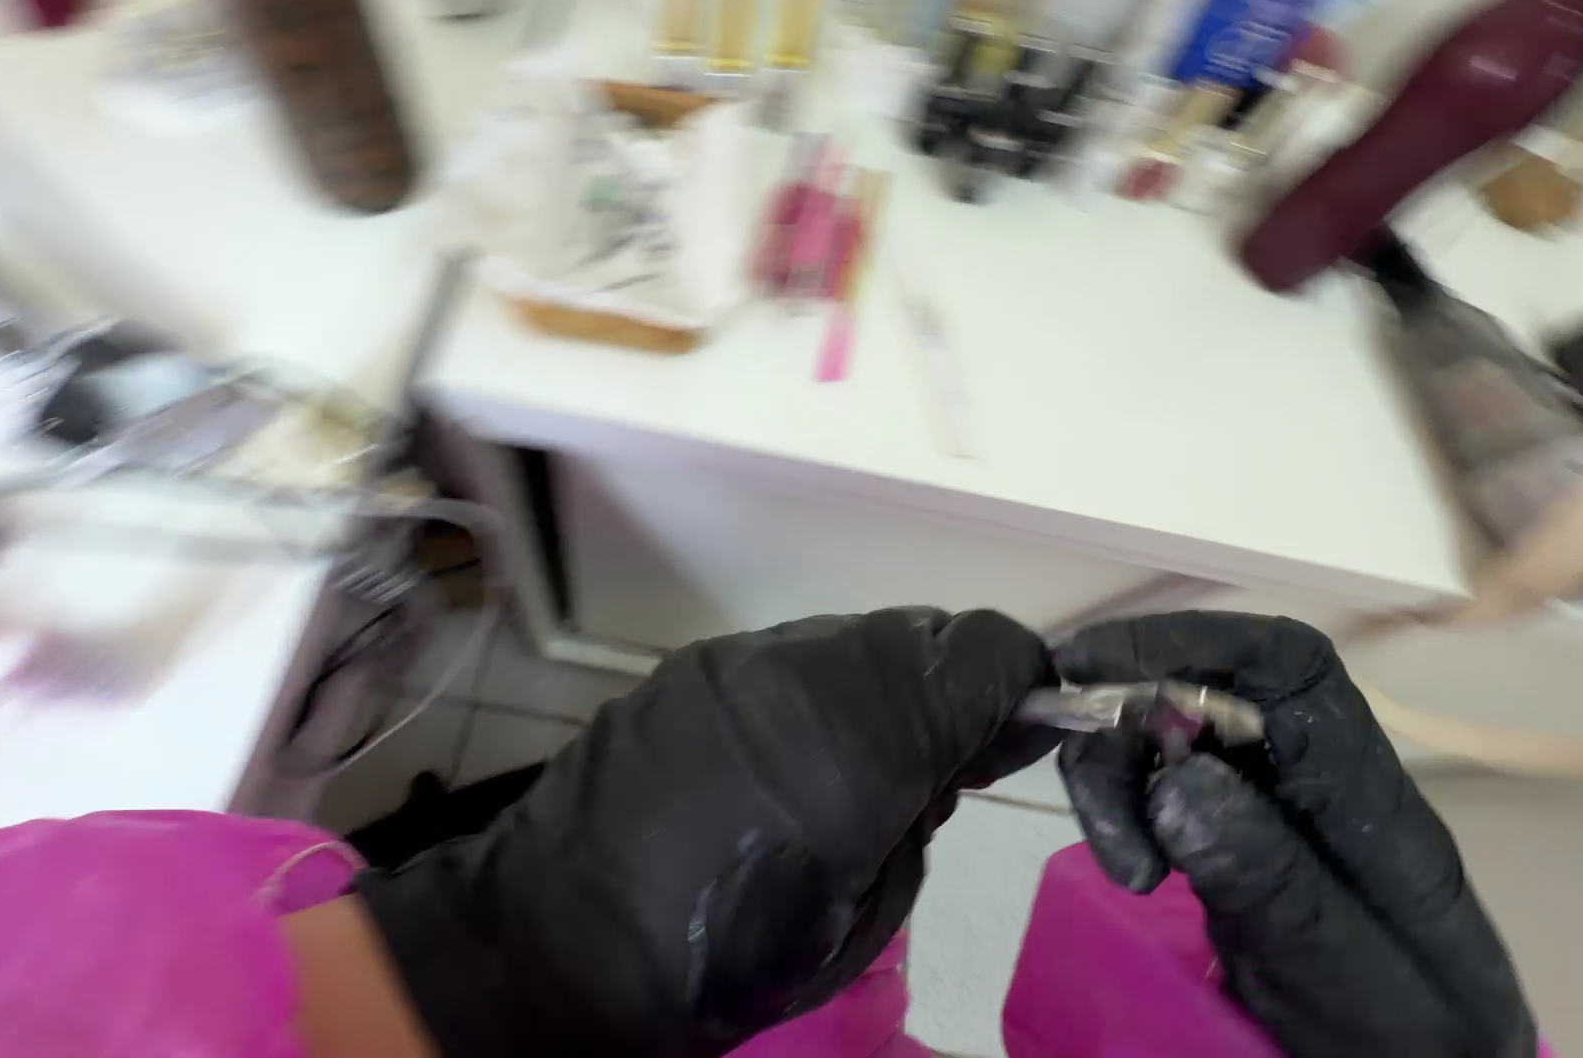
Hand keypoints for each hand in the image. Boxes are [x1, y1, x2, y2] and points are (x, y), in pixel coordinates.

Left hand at [358, 609, 1059, 1056]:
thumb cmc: (729, 949)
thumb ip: (923, 802)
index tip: (1021, 719)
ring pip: (847, 637)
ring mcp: (738, 656)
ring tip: (857, 746)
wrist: (561, 933)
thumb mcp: (864, 903)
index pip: (981, 652)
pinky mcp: (691, 662)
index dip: (1019, 680)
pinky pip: (782, 653)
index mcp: (863, 736)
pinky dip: (813, 683)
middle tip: (939, 744)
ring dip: (877, 678)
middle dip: (948, 677)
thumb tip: (960, 745)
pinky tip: (786, 740)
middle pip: (916, 633)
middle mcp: (803, 668)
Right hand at [1055, 612, 1537, 1057]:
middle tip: (1104, 816)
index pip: (1278, 658)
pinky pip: (1136, 769)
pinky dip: (1110, 800)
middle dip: (1120, 732)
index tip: (1090, 664)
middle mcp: (1294, 757)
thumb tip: (1175, 778)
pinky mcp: (1205, 807)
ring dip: (1108, 775)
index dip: (1181, 639)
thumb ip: (1268, 877)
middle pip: (1186, 687)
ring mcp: (1245, 780)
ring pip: (1146, 725)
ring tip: (1127, 866)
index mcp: (1356, 777)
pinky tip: (1131, 861)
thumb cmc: (1401, 1029)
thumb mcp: (1346, 972)